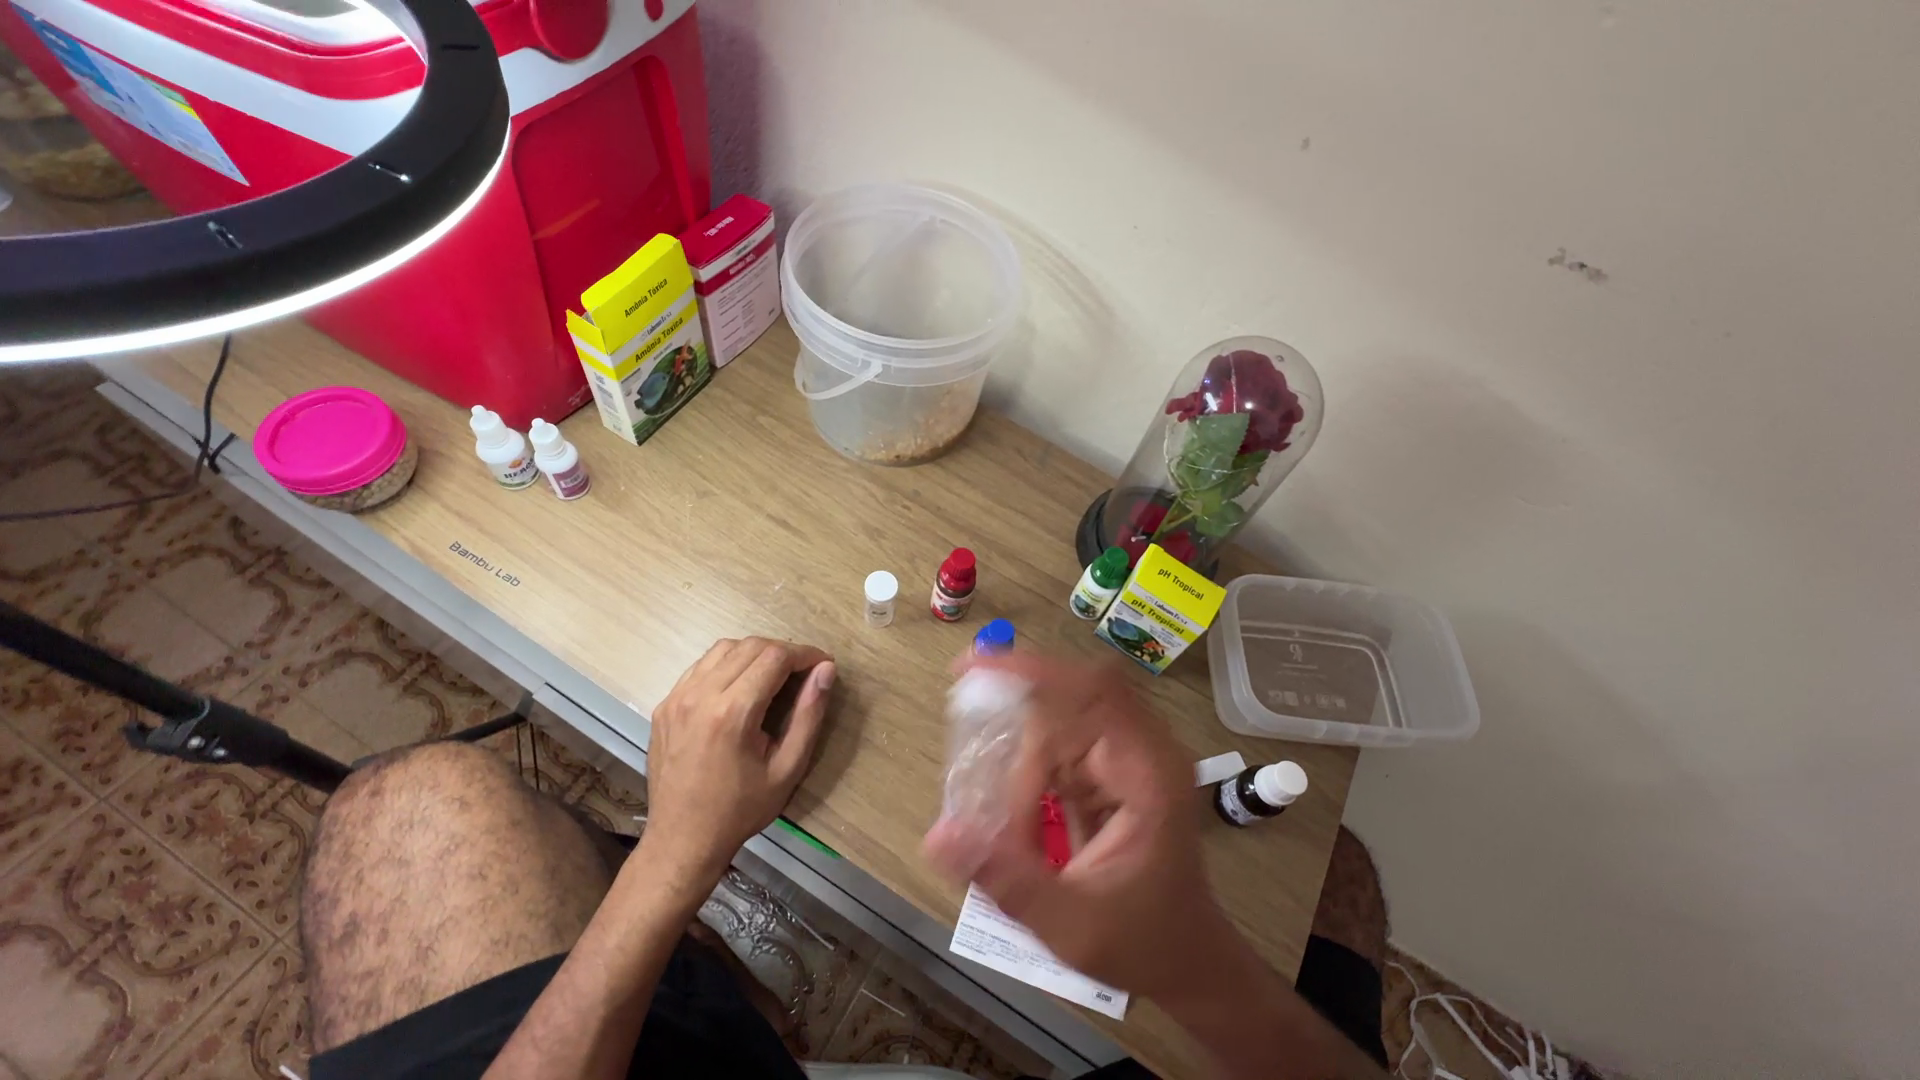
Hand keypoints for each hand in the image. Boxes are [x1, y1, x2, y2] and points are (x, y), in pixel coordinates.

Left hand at [645, 638, 834, 881]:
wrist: (682, 838)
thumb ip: (809, 715)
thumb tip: (826, 671)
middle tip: (804, 671)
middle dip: (783, 651)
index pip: (775, 657)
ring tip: (774, 675)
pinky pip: (700, 667)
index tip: (823, 664)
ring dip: (754, 652)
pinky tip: (740, 686)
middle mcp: (701, 695)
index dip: (805, 654)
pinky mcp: (665, 705)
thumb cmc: (741, 809)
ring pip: (722, 649)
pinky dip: (726, 664)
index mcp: (733, 712)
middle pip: (750, 646)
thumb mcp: (788, 768)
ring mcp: (677, 697)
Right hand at [923, 654, 1238, 997]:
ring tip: (1016, 836)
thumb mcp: (1071, 922)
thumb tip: (938, 835)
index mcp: (1148, 774)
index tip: (975, 666)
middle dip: (1018, 743)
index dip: (1036, 670)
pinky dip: (1029, 782)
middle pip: (1066, 708)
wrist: (1189, 963)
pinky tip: (1018, 823)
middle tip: (974, 775)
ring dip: (1022, 775)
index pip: (1095, 692)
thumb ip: (1007, 879)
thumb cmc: (1144, 945)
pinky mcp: (1111, 777)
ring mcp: (1127, 763)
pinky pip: (1059, 755)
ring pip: (1056, 732)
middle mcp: (1142, 754)